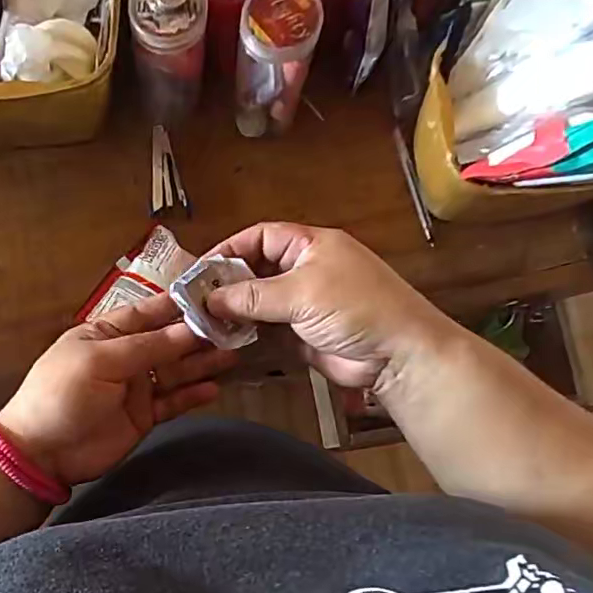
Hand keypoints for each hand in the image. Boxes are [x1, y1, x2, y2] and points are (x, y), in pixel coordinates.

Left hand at [0, 294, 238, 484]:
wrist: (43, 454)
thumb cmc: (61, 395)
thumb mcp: (100, 361)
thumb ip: (147, 346)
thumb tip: (189, 329)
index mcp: (108, 334)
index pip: (150, 312)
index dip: (180, 304)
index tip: (213, 296)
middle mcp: (126, 357)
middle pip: (170, 342)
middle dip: (199, 335)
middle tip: (234, 328)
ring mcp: (136, 388)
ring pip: (177, 371)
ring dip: (202, 364)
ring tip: (233, 355)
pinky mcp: (144, 416)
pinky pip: (174, 401)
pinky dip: (193, 396)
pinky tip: (214, 389)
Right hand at [202, 222, 461, 391]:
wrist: (397, 355)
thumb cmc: (357, 308)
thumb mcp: (303, 292)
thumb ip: (254, 296)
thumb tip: (211, 298)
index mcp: (310, 245)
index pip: (261, 237)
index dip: (230, 249)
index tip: (200, 269)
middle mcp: (305, 270)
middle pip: (256, 270)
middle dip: (227, 283)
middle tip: (195, 300)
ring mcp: (304, 304)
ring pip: (259, 302)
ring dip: (235, 311)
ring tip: (204, 320)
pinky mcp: (303, 335)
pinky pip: (268, 329)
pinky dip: (249, 333)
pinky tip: (226, 337)